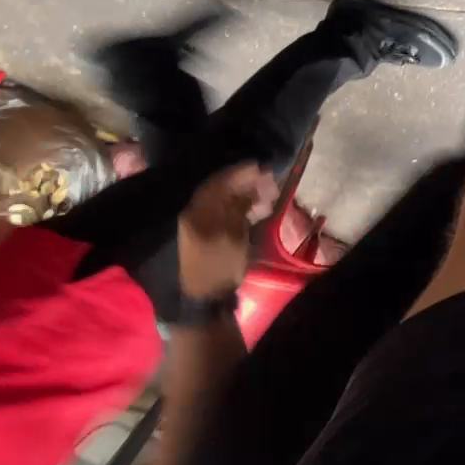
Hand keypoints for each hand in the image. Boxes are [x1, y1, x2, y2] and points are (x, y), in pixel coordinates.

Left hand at [177, 163, 276, 297]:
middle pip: (221, 190)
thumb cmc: (220, 264)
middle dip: (246, 183)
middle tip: (270, 182)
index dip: (238, 172)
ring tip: (269, 197)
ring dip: (247, 195)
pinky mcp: (209, 235)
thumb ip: (240, 204)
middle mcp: (195, 216)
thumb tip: (250, 179)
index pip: (217, 183)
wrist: (206, 297)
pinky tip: (259, 210)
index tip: (260, 166)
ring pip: (225, 201)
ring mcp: (201, 226)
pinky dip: (243, 208)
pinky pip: (226, 212)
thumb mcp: (233, 233)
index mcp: (197, 214)